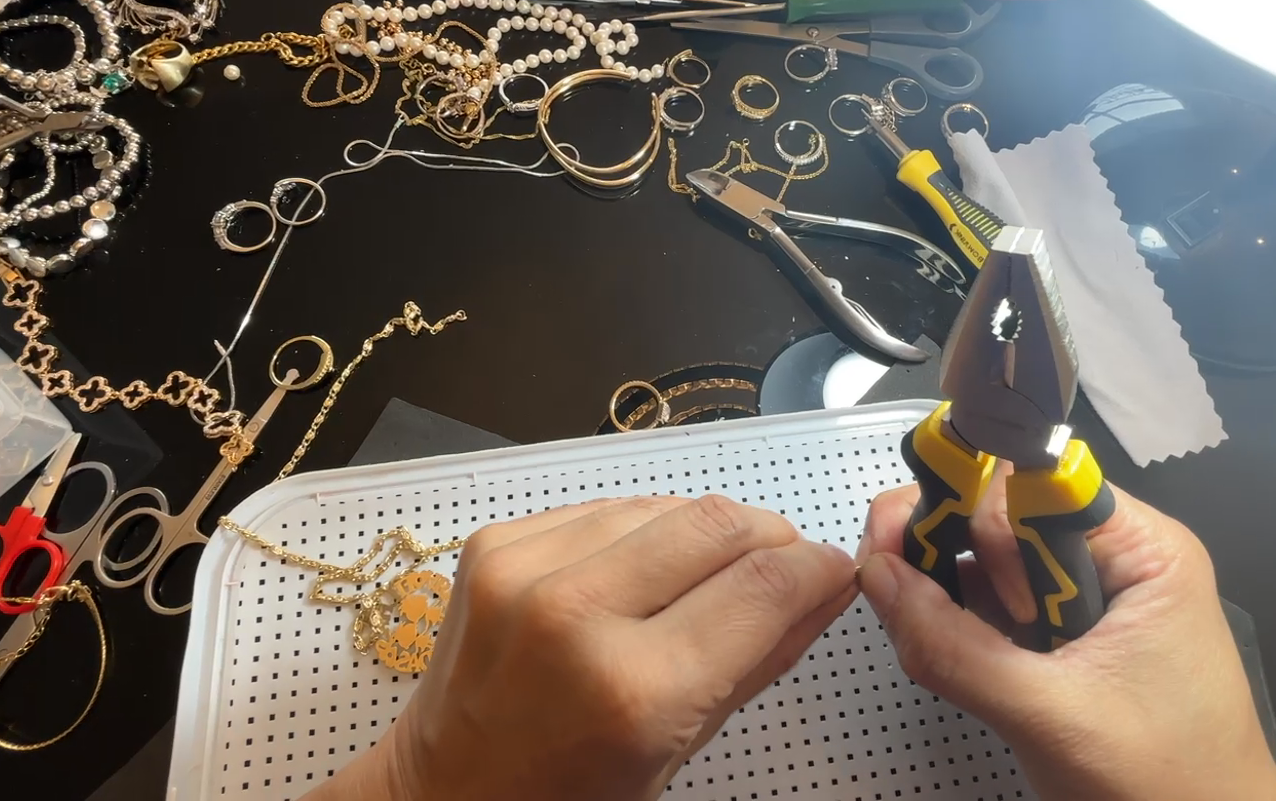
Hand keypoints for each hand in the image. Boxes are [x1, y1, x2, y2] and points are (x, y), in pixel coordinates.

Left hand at [327, 495, 857, 800]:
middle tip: (784, 557)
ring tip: (709, 567)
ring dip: (703, 528)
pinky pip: (603, 508)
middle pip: (713, 523)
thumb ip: (761, 658)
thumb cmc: (572, 797)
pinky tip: (642, 562)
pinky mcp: (495, 540)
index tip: (832, 566)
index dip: (813, 566)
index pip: (759, 588)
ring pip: (660, 504)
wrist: (443, 792)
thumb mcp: (679, 752)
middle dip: (767, 532)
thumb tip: (825, 585)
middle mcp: (573, 611)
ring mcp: (523, 566)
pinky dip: (641, 529)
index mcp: (632, 692)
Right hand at [858, 478, 1275, 800]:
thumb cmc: (1162, 786)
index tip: (905, 545)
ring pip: (978, 547)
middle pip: (994, 505)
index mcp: (1137, 546)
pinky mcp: (1048, 620)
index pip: (1031, 481)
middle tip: (888, 584)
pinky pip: (980, 588)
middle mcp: (1103, 548)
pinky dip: (945, 609)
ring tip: (911, 626)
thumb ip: (956, 647)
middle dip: (937, 542)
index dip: (966, 498)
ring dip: (934, 580)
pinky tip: (931, 638)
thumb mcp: (1053, 717)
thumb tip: (872, 573)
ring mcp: (1072, 584)